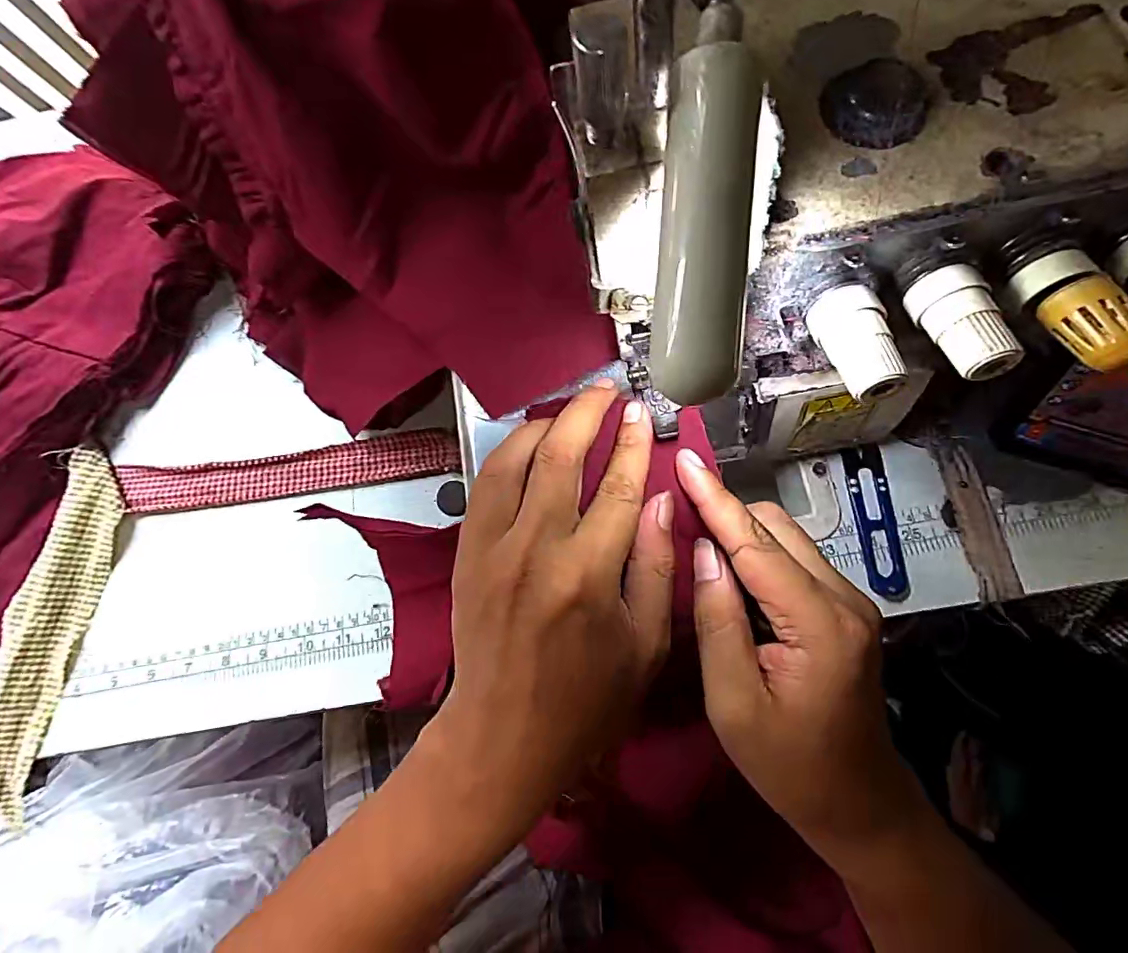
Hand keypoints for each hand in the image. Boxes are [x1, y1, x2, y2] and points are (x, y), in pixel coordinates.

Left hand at [427, 381, 674, 821]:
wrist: (503, 735)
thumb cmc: (587, 700)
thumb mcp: (645, 644)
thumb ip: (655, 564)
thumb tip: (660, 497)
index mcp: (588, 575)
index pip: (616, 486)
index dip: (632, 443)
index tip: (641, 413)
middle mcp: (536, 550)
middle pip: (561, 456)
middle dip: (587, 412)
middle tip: (607, 392)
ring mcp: (493, 548)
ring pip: (514, 460)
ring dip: (544, 424)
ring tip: (570, 410)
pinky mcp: (467, 553)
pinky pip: (485, 485)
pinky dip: (508, 454)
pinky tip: (530, 444)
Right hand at [675, 448, 922, 867]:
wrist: (859, 802)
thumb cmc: (788, 766)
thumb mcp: (733, 704)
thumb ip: (718, 622)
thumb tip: (704, 550)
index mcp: (819, 623)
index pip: (757, 544)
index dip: (715, 500)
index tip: (685, 460)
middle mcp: (845, 599)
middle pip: (777, 527)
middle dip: (726, 513)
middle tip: (676, 515)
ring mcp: (852, 600)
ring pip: (788, 537)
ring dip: (742, 532)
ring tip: (696, 541)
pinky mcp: (847, 608)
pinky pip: (796, 559)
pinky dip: (760, 553)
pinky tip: (730, 571)